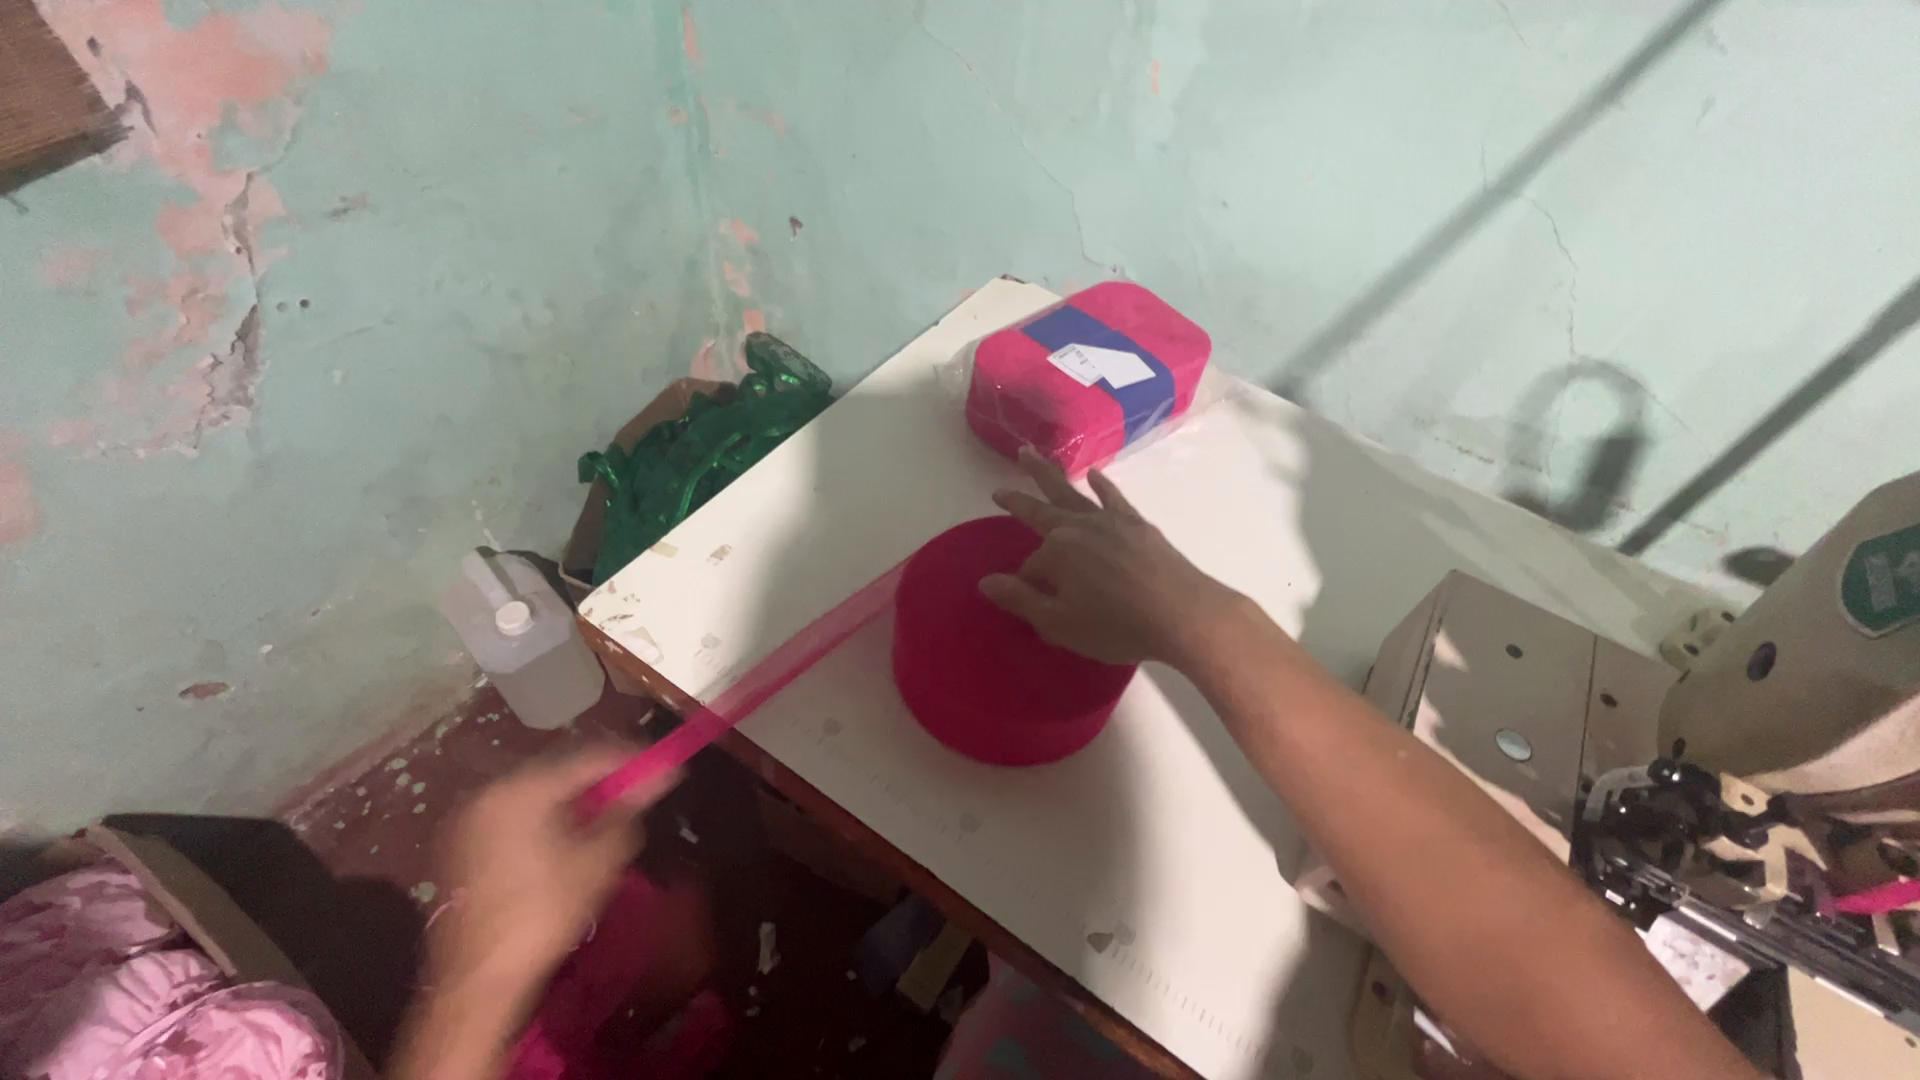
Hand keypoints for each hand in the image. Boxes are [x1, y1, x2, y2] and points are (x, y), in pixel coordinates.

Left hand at [427, 745, 677, 1001]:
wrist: (479, 980)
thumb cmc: (545, 914)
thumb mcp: (599, 858)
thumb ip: (630, 807)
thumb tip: (663, 774)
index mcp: (523, 790)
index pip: (590, 758)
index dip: (632, 761)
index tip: (664, 768)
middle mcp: (492, 792)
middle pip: (562, 773)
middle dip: (602, 783)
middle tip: (636, 798)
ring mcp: (472, 817)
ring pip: (539, 795)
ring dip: (575, 802)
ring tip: (606, 823)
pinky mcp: (462, 843)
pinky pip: (517, 815)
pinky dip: (547, 819)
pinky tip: (568, 842)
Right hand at [980, 447, 1249, 666]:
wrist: (1182, 614)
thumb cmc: (1117, 625)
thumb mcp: (1060, 623)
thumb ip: (1021, 600)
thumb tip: (985, 581)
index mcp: (1056, 552)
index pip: (1030, 568)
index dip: (1028, 587)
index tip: (1036, 607)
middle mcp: (1078, 528)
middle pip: (1041, 509)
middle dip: (1018, 500)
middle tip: (998, 489)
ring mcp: (1109, 521)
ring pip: (1072, 493)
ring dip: (1048, 475)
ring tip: (1030, 455)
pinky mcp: (1137, 524)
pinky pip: (1113, 497)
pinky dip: (1102, 485)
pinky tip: (1095, 475)